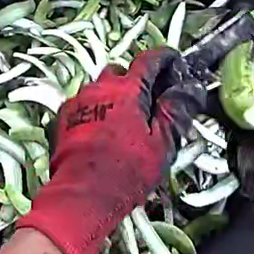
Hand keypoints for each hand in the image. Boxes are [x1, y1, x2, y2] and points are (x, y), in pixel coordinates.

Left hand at [16, 49, 203, 253]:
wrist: (83, 195)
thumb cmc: (124, 173)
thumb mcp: (162, 145)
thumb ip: (175, 111)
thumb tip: (189, 90)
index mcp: (127, 89)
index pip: (150, 60)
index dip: (166, 59)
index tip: (174, 63)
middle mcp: (100, 87)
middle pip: (123, 71)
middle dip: (137, 80)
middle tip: (150, 100)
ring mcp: (79, 100)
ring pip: (101, 86)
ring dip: (115, 95)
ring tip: (127, 118)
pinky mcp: (64, 116)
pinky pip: (84, 102)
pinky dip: (96, 108)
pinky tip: (104, 129)